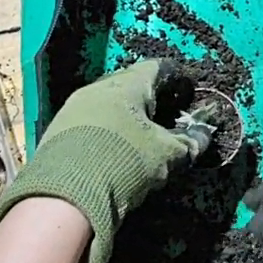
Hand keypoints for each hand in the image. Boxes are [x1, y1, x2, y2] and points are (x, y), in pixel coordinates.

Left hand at [0, 60, 196, 262]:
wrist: (65, 194)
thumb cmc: (126, 161)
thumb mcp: (169, 155)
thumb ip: (191, 141)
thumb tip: (205, 133)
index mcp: (128, 84)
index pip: (158, 68)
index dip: (178, 81)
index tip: (188, 97)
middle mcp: (98, 86)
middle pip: (131, 84)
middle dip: (151, 99)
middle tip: (166, 118)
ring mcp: (74, 106)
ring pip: (108, 103)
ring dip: (126, 116)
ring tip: (140, 137)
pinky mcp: (58, 129)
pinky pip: (91, 121)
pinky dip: (107, 130)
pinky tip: (113, 150)